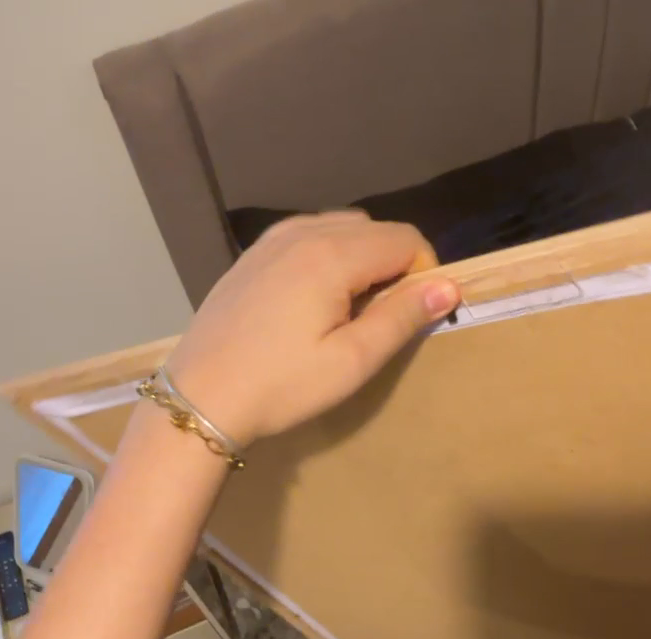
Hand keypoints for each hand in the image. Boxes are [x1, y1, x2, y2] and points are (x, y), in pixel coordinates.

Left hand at [162, 211, 460, 445]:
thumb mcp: (351, 362)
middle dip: (393, 266)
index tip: (410, 318)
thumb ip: (401, 318)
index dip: (423, 275)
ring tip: (347, 314)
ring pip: (341, 229)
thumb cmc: (281, 386)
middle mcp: (303, 231)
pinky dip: (327, 258)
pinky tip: (312, 303)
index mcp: (332, 254)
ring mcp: (271, 240)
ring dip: (361, 261)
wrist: (201, 397)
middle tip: (379, 321)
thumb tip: (450, 285)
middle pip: (375, 229)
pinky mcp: (252, 255)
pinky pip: (307, 237)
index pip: (406, 240)